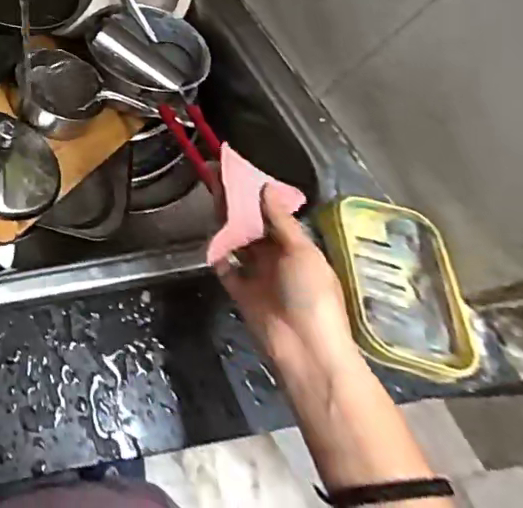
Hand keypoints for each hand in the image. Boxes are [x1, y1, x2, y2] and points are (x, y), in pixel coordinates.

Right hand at [216, 186, 360, 389]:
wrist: (305, 350)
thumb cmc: (312, 296)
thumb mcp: (303, 252)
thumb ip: (281, 220)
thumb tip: (266, 187)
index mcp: (297, 247)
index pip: (273, 213)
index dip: (256, 194)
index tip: (238, 172)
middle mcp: (276, 257)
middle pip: (252, 225)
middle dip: (236, 204)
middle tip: (217, 178)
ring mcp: (257, 274)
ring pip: (237, 241)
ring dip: (225, 223)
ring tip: (209, 199)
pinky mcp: (240, 290)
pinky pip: (225, 267)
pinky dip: (218, 254)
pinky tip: (210, 237)